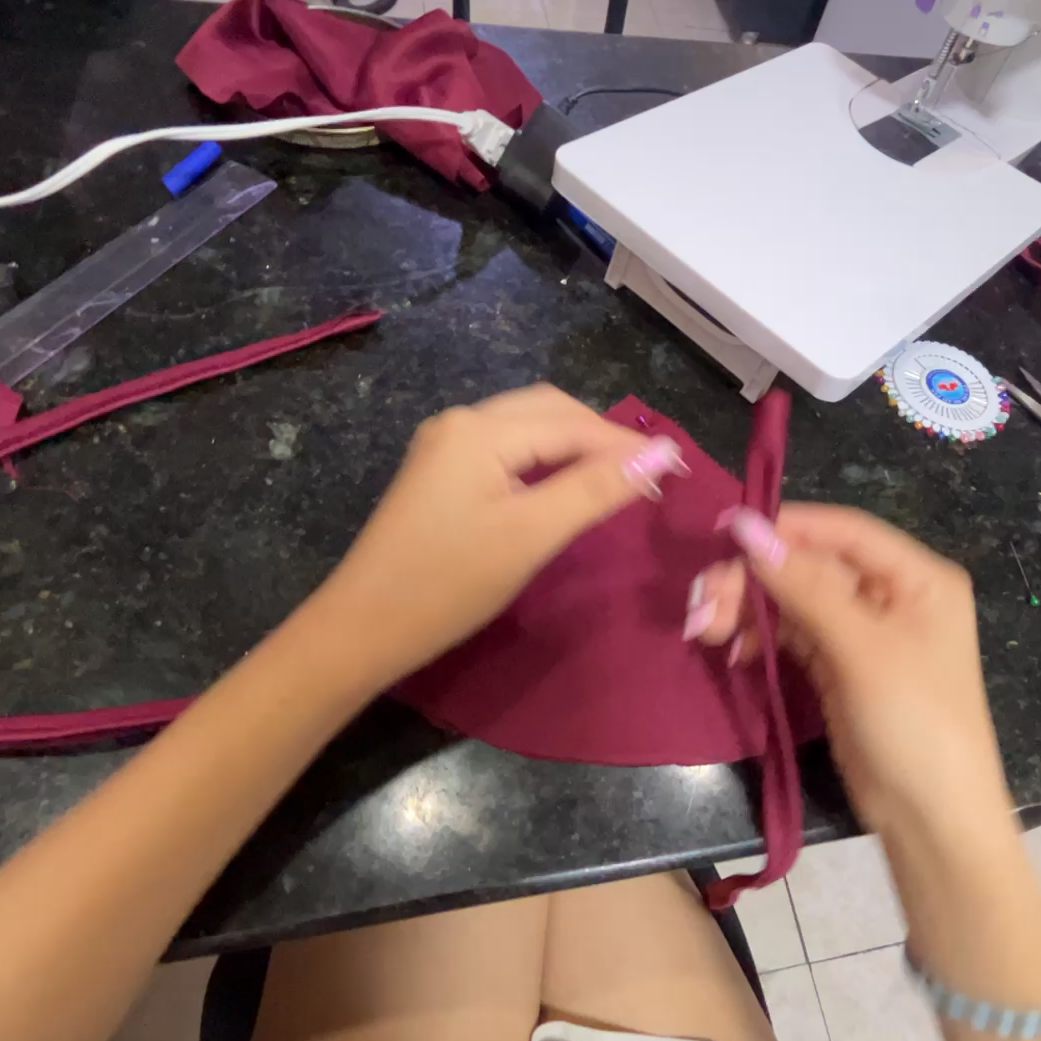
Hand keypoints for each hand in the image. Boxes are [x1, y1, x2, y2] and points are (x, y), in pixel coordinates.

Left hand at [307, 384, 685, 686]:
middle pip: (549, 413)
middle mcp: (462, 421)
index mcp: (481, 428)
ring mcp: (446, 446)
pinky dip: (544, 462)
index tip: (676, 471)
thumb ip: (596, 490)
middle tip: (648, 477)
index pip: (573, 424)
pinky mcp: (440, 473)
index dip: (627, 446)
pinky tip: (563, 486)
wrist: (364, 627)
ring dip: (575, 448)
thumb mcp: (531, 535)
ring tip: (616, 481)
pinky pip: (506, 451)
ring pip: (528, 429)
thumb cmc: (449, 584)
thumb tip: (662, 453)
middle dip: (601, 439)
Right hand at [687, 504, 1009, 832]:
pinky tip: (732, 651)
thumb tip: (747, 529)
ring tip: (702, 627)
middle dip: (753, 580)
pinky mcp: (836, 665)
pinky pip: (790, 635)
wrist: (930, 820)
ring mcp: (860, 632)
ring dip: (746, 609)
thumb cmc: (914, 723)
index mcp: (916, 578)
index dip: (784, 527)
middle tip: (701, 599)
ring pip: (791, 601)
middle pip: (808, 568)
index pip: (842, 532)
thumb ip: (804, 587)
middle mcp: (888, 596)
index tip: (724, 532)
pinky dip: (759, 638)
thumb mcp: (861, 649)